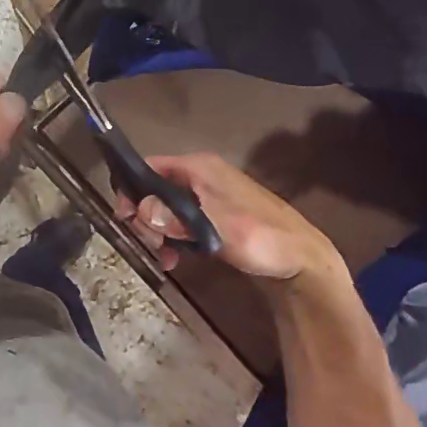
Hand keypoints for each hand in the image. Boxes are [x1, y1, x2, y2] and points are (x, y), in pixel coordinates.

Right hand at [115, 152, 345, 283]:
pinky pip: (182, 223)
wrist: (302, 260)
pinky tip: (173, 259)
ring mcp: (209, 196)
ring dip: (159, 231)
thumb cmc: (261, 237)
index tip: (124, 218)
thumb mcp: (215, 227)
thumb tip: (142, 210)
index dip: (131, 189)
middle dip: (146, 216)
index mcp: (200, 167)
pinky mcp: (215, 216)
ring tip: (163, 255)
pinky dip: (174, 238)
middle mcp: (201, 175)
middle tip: (150, 243)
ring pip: (167, 209)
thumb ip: (177, 217)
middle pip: (156, 189)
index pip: (150, 166)